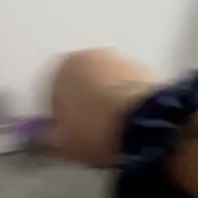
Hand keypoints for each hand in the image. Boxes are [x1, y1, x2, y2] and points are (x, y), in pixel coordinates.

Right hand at [46, 49, 161, 166]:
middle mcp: (91, 55)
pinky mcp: (148, 69)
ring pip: (105, 83)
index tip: (61, 132)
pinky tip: (127, 124)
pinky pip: (128, 88)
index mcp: (63, 67)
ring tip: (109, 129)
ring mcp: (122, 59)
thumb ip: (51, 136)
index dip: (55, 115)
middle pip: (80, 82)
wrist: (145, 123)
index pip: (49, 91)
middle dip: (81, 103)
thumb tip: (49, 138)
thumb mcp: (63, 141)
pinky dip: (125, 101)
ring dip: (105, 100)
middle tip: (85, 130)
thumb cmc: (94, 128)